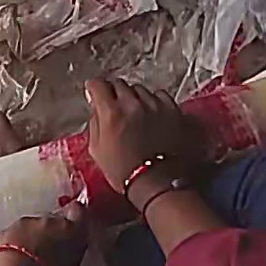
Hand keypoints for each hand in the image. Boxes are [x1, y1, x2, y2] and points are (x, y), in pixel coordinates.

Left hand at [0, 202, 89, 265]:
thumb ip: (70, 251)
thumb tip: (66, 248)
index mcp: (72, 230)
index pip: (78, 212)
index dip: (74, 217)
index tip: (71, 226)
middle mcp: (50, 220)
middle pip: (51, 221)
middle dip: (49, 233)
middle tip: (45, 253)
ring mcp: (27, 223)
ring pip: (31, 227)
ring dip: (30, 238)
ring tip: (26, 261)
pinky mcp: (7, 229)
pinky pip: (14, 233)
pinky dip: (14, 243)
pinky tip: (11, 260)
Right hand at [84, 78, 203, 190]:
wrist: (157, 182)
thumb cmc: (122, 170)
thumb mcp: (96, 149)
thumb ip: (95, 123)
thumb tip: (95, 107)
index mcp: (111, 113)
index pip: (98, 85)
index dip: (94, 88)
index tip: (93, 91)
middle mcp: (133, 103)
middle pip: (119, 84)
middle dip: (113, 92)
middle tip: (113, 104)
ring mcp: (155, 104)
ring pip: (139, 89)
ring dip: (133, 97)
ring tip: (133, 112)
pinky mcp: (173, 110)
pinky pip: (159, 96)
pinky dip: (152, 101)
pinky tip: (151, 113)